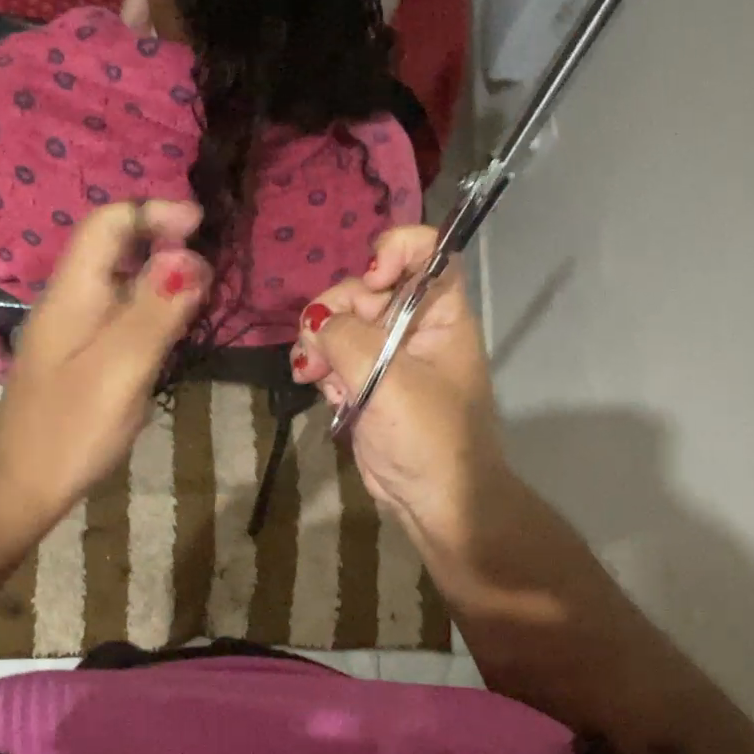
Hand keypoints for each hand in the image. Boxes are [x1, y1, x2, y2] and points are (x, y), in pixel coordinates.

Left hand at [0, 200, 210, 519]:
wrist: (22, 483)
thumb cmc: (70, 428)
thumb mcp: (120, 367)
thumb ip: (154, 311)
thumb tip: (188, 257)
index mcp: (73, 293)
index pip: (108, 224)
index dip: (153, 212)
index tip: (201, 225)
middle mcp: (71, 302)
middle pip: (116, 249)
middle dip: (164, 245)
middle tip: (209, 275)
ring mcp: (75, 332)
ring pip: (122, 285)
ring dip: (162, 280)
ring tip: (201, 300)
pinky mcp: (83, 359)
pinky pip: (121, 317)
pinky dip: (152, 312)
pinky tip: (172, 336)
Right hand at [291, 225, 505, 537]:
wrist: (434, 502)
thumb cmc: (428, 437)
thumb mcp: (388, 379)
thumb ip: (347, 338)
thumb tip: (318, 324)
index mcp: (441, 314)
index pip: (426, 252)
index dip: (393, 252)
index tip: (369, 282)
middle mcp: (415, 327)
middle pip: (366, 288)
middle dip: (335, 311)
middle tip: (319, 347)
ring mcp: (389, 356)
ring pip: (342, 324)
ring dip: (319, 344)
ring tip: (313, 374)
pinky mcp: (366, 384)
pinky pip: (334, 358)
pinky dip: (321, 369)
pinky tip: (320, 390)